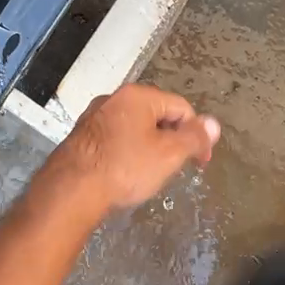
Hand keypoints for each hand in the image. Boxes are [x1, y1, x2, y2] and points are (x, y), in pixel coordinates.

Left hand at [40, 84, 219, 211]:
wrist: (71, 189)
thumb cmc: (125, 168)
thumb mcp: (168, 154)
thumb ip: (193, 138)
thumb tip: (213, 123)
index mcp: (138, 96)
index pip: (181, 107)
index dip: (196, 134)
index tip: (200, 162)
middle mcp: (114, 98)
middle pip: (157, 114)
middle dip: (172, 139)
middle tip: (176, 167)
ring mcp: (95, 116)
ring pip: (135, 126)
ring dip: (149, 146)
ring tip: (150, 173)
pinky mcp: (82, 135)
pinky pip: (115, 138)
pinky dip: (127, 152)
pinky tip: (124, 173)